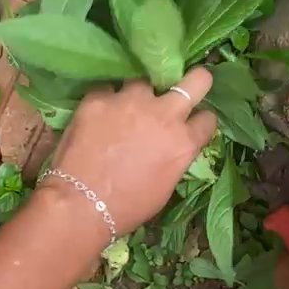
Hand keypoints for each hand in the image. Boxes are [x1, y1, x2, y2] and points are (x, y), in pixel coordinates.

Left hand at [39, 67, 217, 235]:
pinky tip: (97, 116)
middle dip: (195, 81)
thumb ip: (174, 158)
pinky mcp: (99, 98)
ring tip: (125, 110)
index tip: (192, 125)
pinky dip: (105, 101)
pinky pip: (107, 90)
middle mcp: (163, 114)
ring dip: (138, 94)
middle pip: (195, 80)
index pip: (207, 119)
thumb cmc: (127, 207)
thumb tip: (170, 148)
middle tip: (183, 88)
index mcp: (183, 142)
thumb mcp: (164, 188)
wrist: (81, 205)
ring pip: (143, 81)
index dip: (200, 121)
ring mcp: (130, 101)